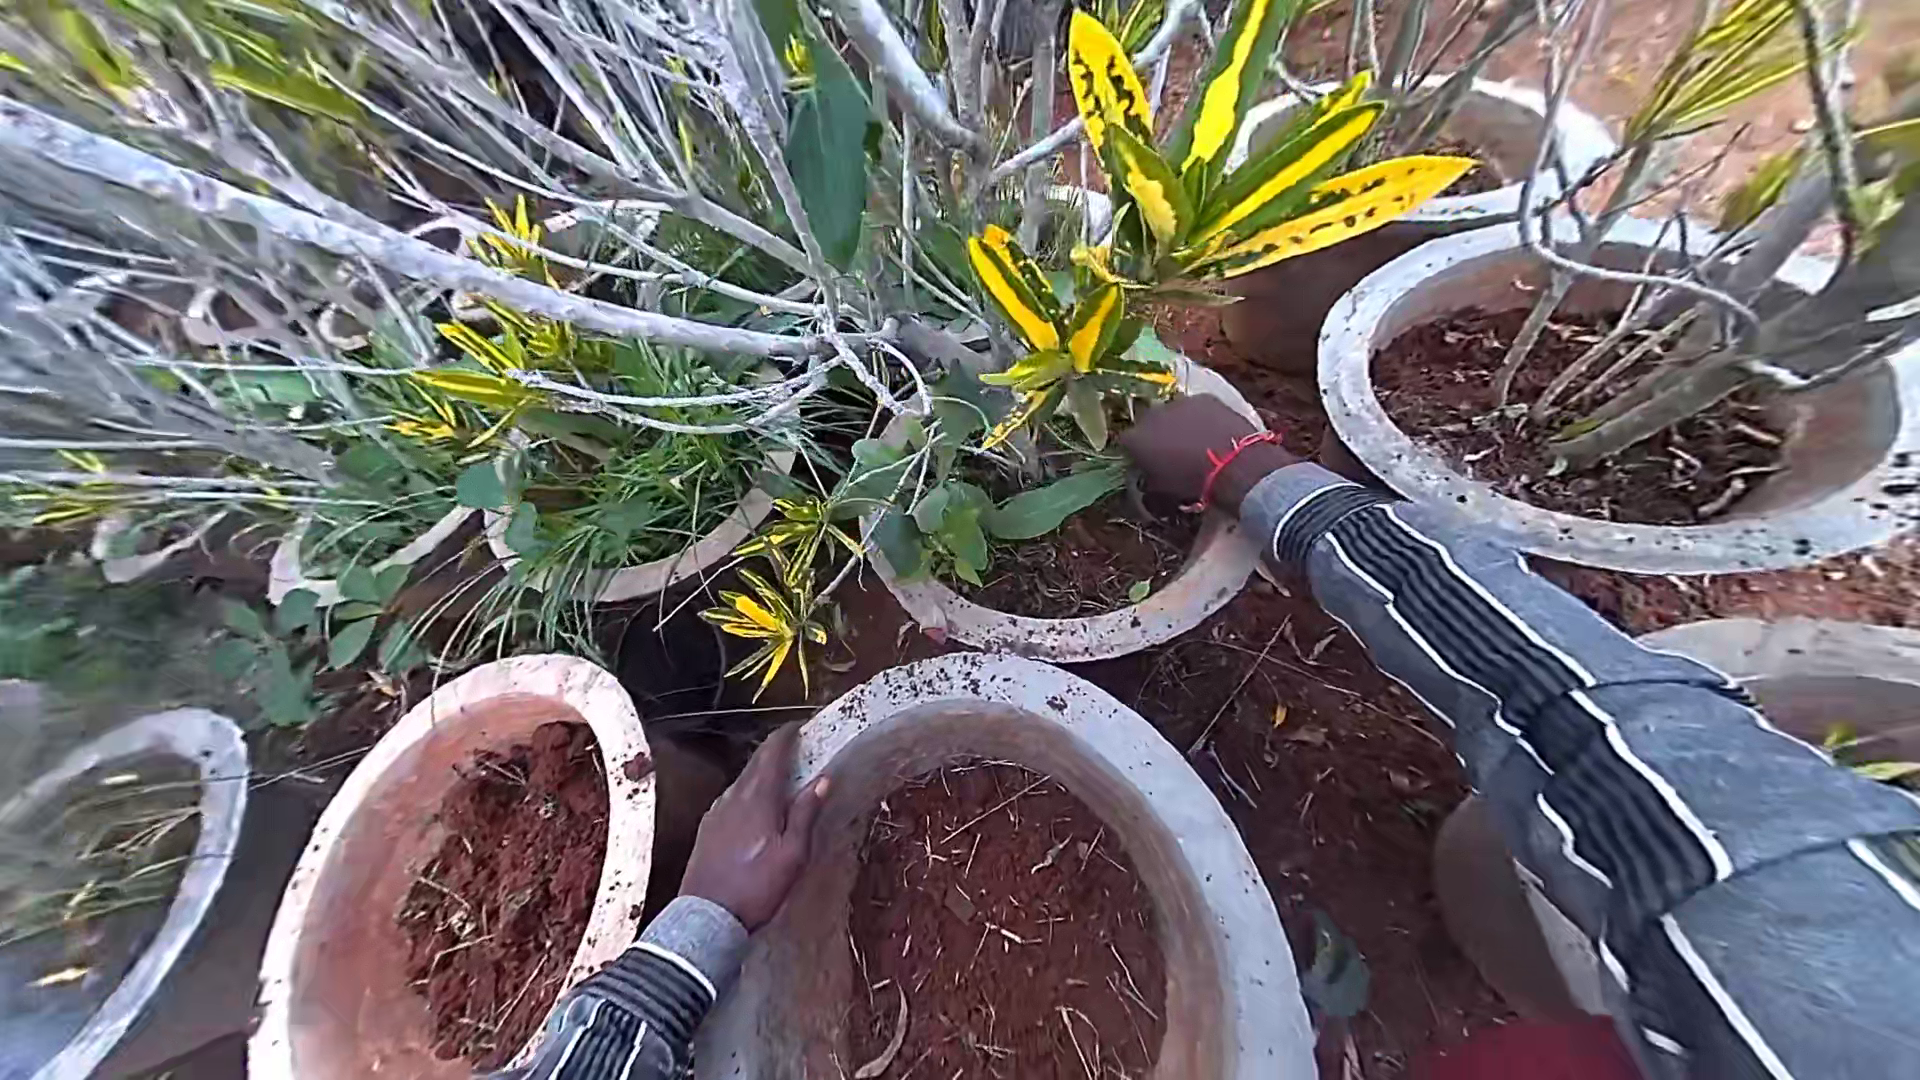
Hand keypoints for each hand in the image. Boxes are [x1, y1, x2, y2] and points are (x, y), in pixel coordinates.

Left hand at [679, 723, 826, 930]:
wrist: (704, 921)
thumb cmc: (756, 887)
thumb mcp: (793, 853)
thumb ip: (806, 812)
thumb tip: (823, 779)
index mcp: (758, 797)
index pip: (772, 752)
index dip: (786, 734)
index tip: (799, 726)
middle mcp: (734, 796)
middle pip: (756, 762)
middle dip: (775, 750)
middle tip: (795, 747)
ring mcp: (717, 811)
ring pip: (744, 780)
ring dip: (762, 772)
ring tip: (781, 778)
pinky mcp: (707, 828)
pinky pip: (733, 797)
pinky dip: (749, 791)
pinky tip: (756, 807)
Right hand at [1119, 396, 1296, 510]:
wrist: (1233, 465)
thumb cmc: (1190, 482)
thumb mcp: (1160, 488)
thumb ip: (1146, 475)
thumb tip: (1146, 472)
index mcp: (1135, 439)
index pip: (1125, 441)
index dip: (1135, 451)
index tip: (1144, 460)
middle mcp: (1151, 416)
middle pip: (1147, 423)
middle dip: (1154, 434)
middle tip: (1169, 450)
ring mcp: (1178, 403)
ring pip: (1171, 413)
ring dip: (1176, 423)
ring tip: (1193, 440)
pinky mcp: (1203, 397)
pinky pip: (1194, 407)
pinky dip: (1199, 417)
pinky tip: (1210, 430)